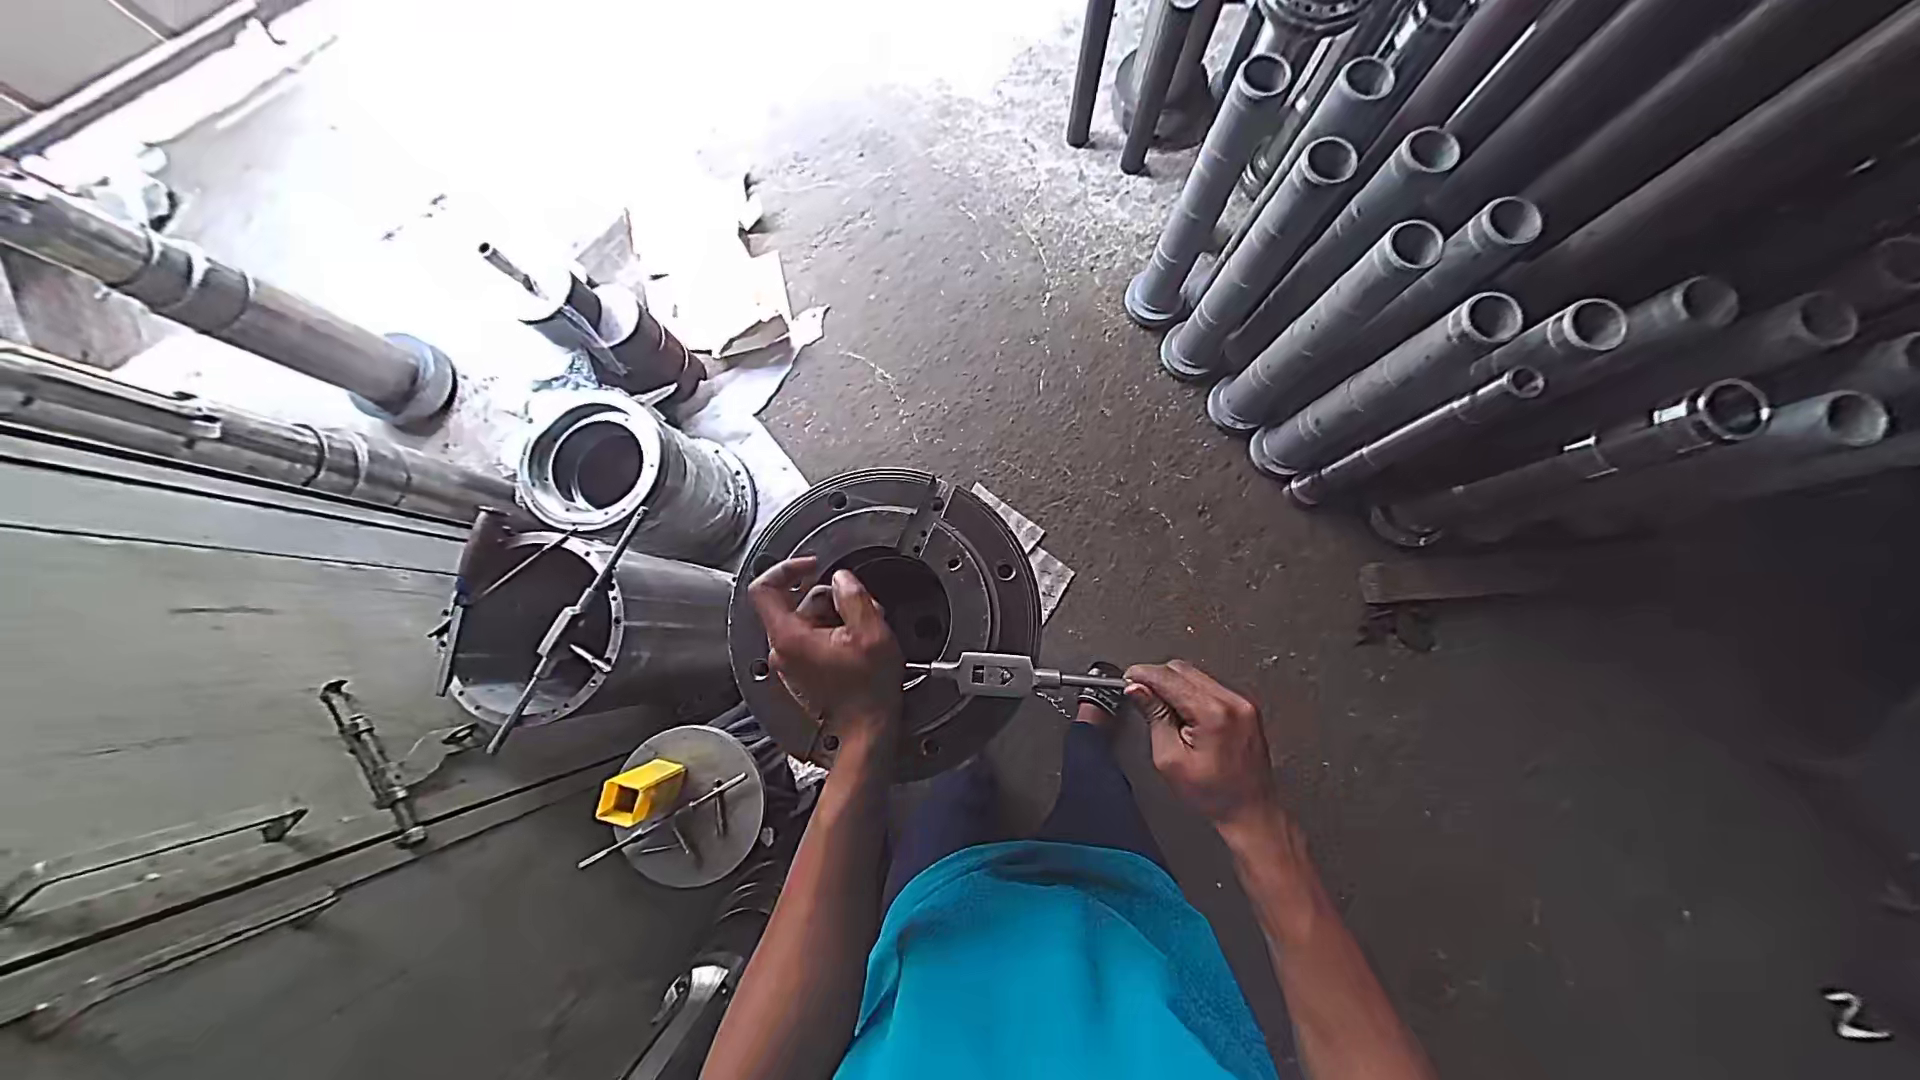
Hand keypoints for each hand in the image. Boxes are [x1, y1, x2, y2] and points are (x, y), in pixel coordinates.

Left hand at [748, 557, 903, 746]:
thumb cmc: (868, 693)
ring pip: (808, 621)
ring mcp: (790, 663)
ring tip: (863, 633)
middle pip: (796, 604)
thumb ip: (854, 597)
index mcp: (790, 638)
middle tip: (859, 610)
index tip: (812, 566)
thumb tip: (842, 580)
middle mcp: (782, 651)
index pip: (765, 588)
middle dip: (830, 600)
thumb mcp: (872, 633)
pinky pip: (813, 639)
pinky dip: (833, 634)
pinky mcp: (801, 672)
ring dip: (836, 618)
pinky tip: (856, 645)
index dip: (788, 568)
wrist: (866, 730)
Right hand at [1126, 660, 1277, 832]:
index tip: (1128, 679)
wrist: (1250, 810)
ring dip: (1173, 684)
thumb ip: (1154, 717)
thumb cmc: (1215, 794)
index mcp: (1214, 714)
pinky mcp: (1244, 706)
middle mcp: (1232, 702)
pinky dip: (1189, 691)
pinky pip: (1208, 685)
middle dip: (1156, 678)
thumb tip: (1138, 690)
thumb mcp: (1170, 758)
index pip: (1168, 677)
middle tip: (1140, 695)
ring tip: (1164, 711)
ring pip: (1194, 674)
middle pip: (1181, 669)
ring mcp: (1242, 703)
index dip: (1143, 675)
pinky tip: (1183, 714)